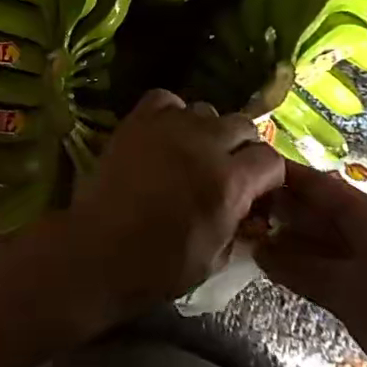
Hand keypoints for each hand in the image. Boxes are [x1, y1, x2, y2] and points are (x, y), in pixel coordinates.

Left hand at [66, 89, 284, 308]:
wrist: (96, 253)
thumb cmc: (158, 266)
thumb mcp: (215, 258)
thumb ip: (239, 224)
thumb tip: (250, 209)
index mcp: (229, 182)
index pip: (271, 159)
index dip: (268, 175)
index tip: (258, 189)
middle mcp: (205, 144)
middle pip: (243, 125)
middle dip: (244, 148)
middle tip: (230, 168)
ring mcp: (170, 127)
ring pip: (207, 110)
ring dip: (209, 130)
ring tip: (195, 151)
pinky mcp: (138, 120)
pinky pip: (167, 100)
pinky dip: (173, 113)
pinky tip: (167, 133)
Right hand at [256, 162, 366, 335]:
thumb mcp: (350, 295)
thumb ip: (302, 268)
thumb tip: (260, 249)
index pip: (325, 186)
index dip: (286, 177)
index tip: (246, 173)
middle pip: (328, 211)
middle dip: (287, 212)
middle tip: (240, 215)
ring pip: (334, 240)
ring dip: (298, 241)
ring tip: (253, 241)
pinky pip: (344, 265)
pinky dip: (316, 266)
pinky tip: (287, 271)